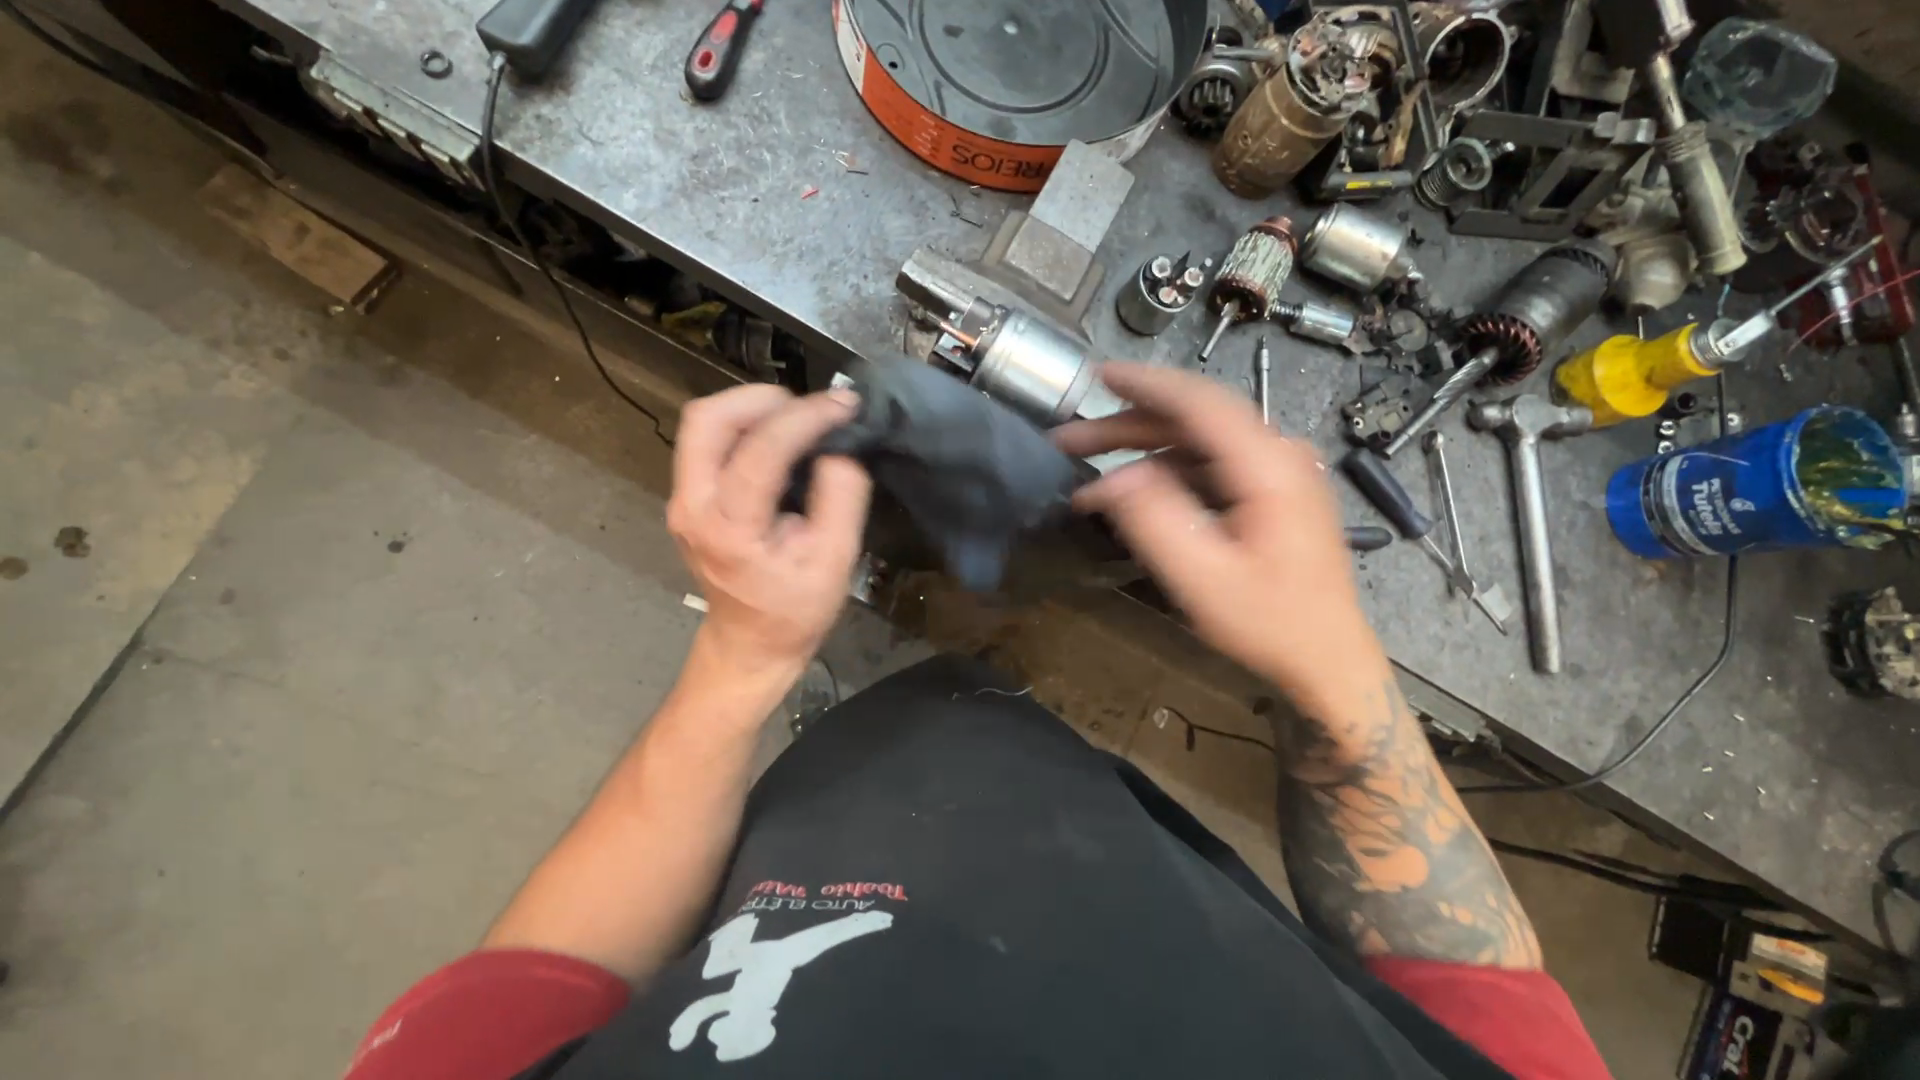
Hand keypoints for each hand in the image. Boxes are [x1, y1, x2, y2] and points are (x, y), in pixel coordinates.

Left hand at [667, 385, 871, 675]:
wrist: (750, 644)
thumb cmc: (794, 610)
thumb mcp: (836, 561)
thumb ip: (842, 498)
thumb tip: (838, 449)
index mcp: (729, 528)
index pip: (760, 450)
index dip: (805, 418)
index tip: (844, 406)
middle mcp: (692, 506)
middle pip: (707, 419)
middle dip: (762, 400)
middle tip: (808, 408)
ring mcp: (683, 500)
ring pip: (703, 424)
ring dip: (751, 409)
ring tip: (797, 421)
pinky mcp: (688, 496)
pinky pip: (708, 441)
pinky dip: (744, 426)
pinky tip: (779, 439)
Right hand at [1053, 363, 1386, 702]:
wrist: (1327, 658)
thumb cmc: (1270, 623)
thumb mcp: (1203, 579)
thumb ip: (1155, 521)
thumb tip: (1112, 479)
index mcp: (1267, 466)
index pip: (1198, 402)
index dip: (1144, 384)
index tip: (1097, 376)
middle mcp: (1277, 455)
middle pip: (1193, 419)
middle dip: (1127, 423)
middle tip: (1071, 438)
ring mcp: (1278, 472)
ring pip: (1198, 440)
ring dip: (1142, 447)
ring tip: (1089, 463)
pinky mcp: (1272, 492)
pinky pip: (1210, 464)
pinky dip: (1167, 470)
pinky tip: (1133, 489)